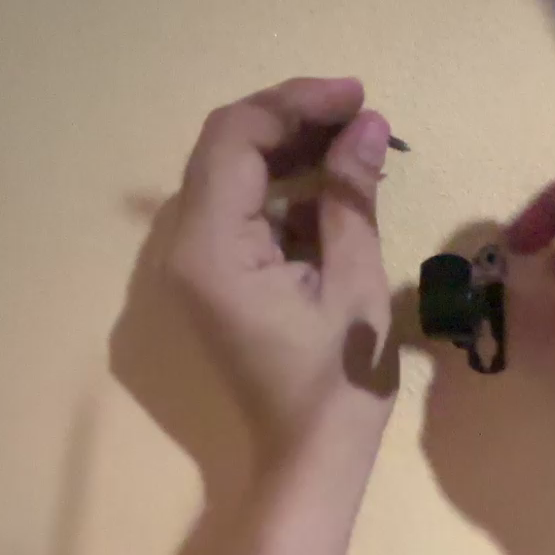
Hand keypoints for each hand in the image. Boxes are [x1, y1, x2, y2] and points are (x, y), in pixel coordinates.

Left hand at [169, 77, 396, 463]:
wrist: (313, 457)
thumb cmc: (341, 383)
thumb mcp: (355, 284)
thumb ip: (352, 199)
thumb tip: (366, 129)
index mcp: (213, 248)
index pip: (236, 138)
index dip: (296, 103)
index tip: (358, 97)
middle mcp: (188, 247)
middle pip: (229, 152)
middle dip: (296, 125)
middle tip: (362, 119)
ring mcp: (199, 267)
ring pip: (238, 183)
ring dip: (294, 160)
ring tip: (357, 151)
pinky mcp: (218, 284)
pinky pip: (247, 221)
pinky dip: (289, 202)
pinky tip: (336, 199)